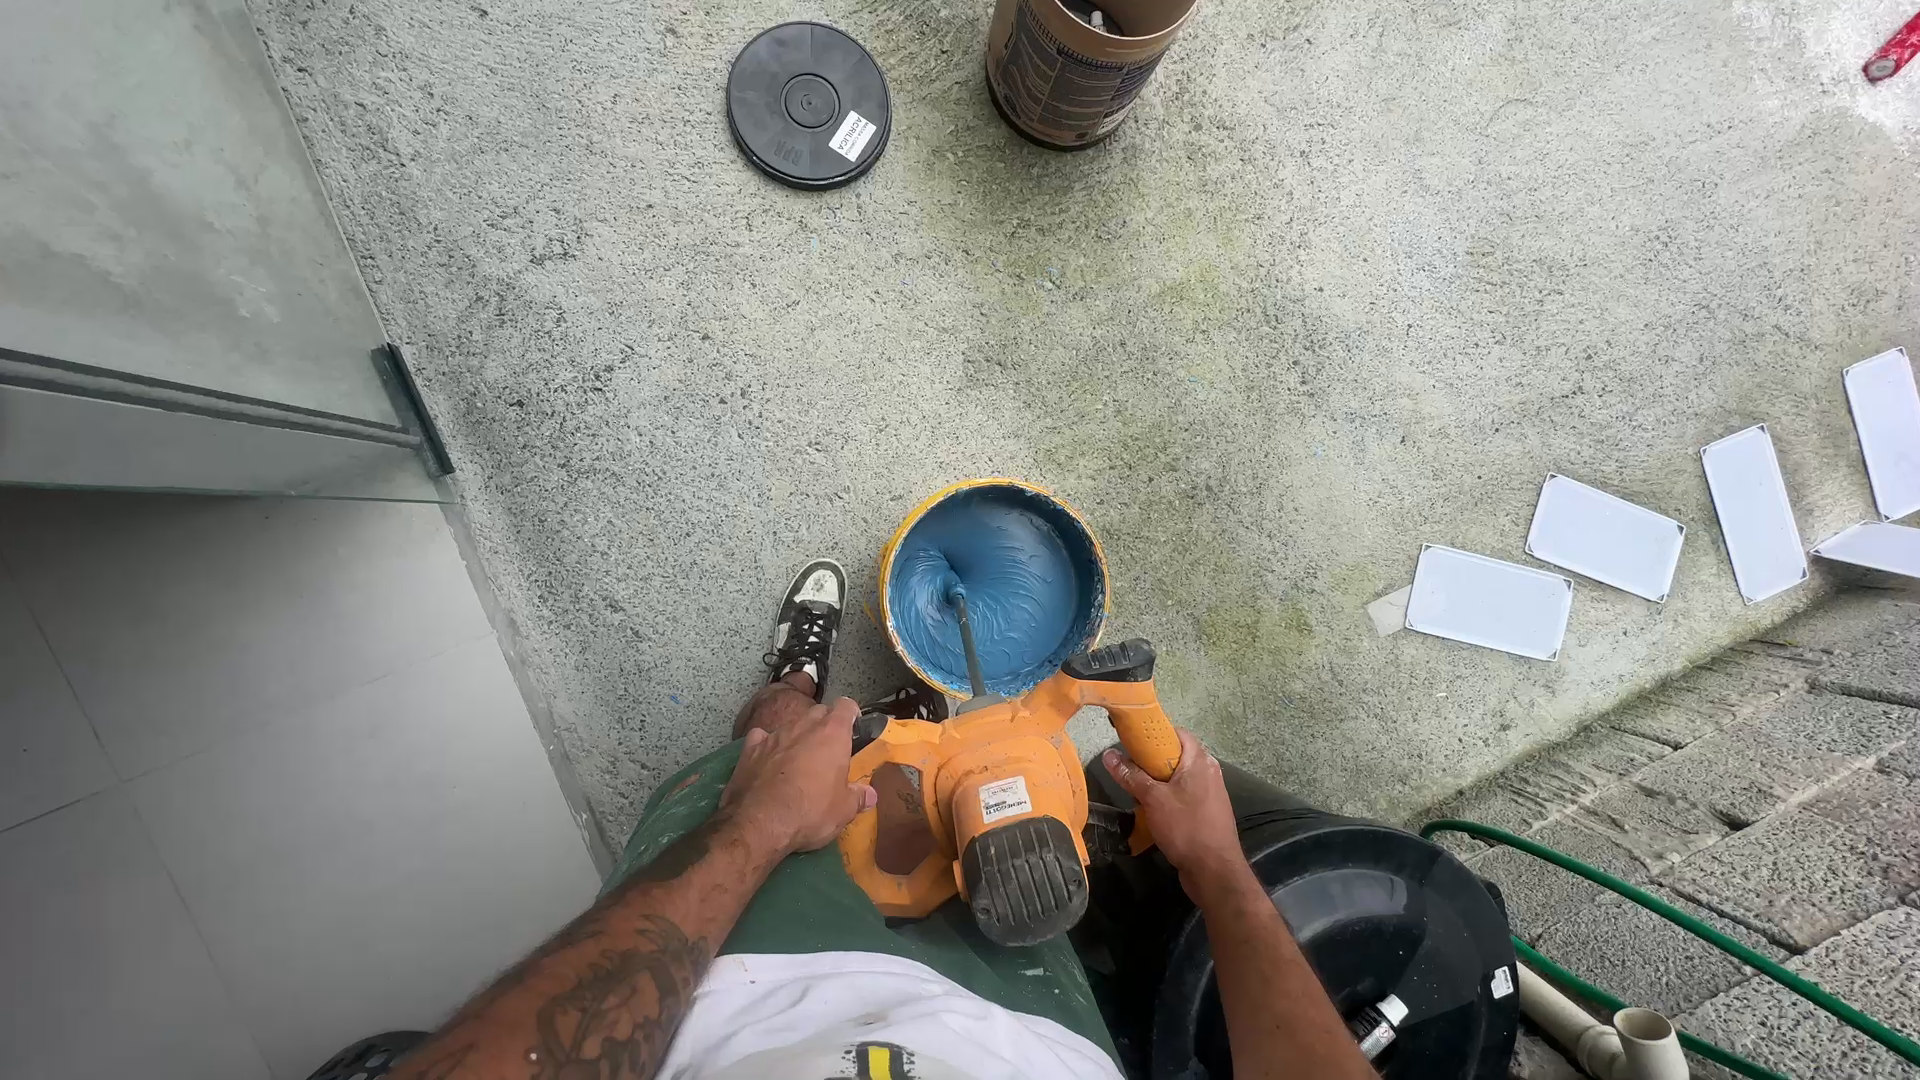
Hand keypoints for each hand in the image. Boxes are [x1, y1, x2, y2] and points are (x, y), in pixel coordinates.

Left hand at [721, 696, 877, 856]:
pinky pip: (761, 737)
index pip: (846, 706)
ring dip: (797, 736)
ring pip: (791, 724)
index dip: (851, 714)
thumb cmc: (811, 811)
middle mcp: (804, 726)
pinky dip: (766, 745)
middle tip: (828, 748)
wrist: (760, 823)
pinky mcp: (750, 749)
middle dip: (824, 724)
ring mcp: (775, 735)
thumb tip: (870, 795)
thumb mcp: (844, 810)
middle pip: (818, 712)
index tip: (852, 727)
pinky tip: (767, 759)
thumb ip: (858, 797)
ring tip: (798, 758)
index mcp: (832, 733)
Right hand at [1103, 728, 1247, 895]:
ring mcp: (1209, 794)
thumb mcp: (1153, 799)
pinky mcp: (1206, 813)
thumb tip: (1108, 755)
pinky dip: (1166, 798)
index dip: (1154, 733)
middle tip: (1128, 766)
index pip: (1177, 733)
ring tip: (1134, 789)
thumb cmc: (1186, 828)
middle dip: (1150, 761)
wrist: (1215, 873)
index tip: (1132, 740)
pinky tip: (1149, 810)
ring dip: (1156, 782)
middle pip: (1175, 756)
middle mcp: (1208, 773)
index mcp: (1200, 761)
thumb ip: (1131, 775)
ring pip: (1177, 778)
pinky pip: (1182, 796)